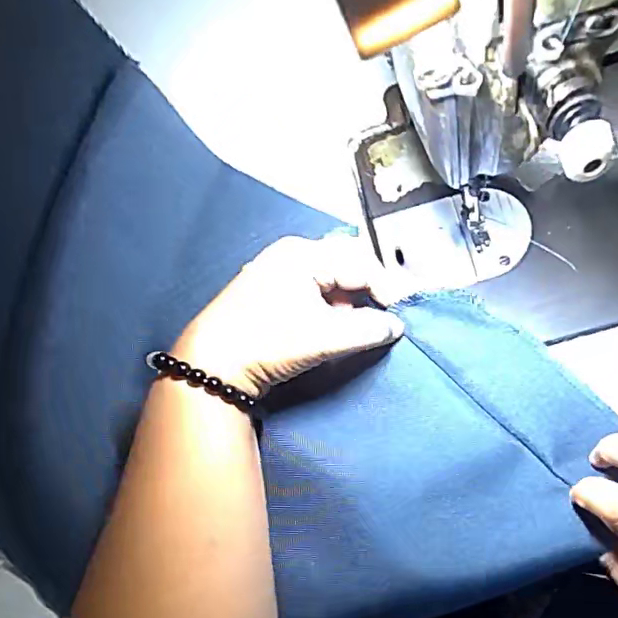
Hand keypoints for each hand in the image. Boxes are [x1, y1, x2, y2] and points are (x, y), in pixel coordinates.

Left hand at [172, 234, 414, 396]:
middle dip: (371, 293)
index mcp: (304, 253)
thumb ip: (369, 329)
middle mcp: (292, 255)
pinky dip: (334, 309)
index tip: (402, 315)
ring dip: (352, 304)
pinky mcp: (276, 294)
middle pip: (349, 266)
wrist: (215, 364)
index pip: (362, 263)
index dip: (388, 290)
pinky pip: (318, 293)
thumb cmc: (265, 341)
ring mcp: (281, 272)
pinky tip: (336, 329)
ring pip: (335, 281)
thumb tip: (395, 326)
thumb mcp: (326, 337)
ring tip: (359, 328)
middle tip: (387, 318)